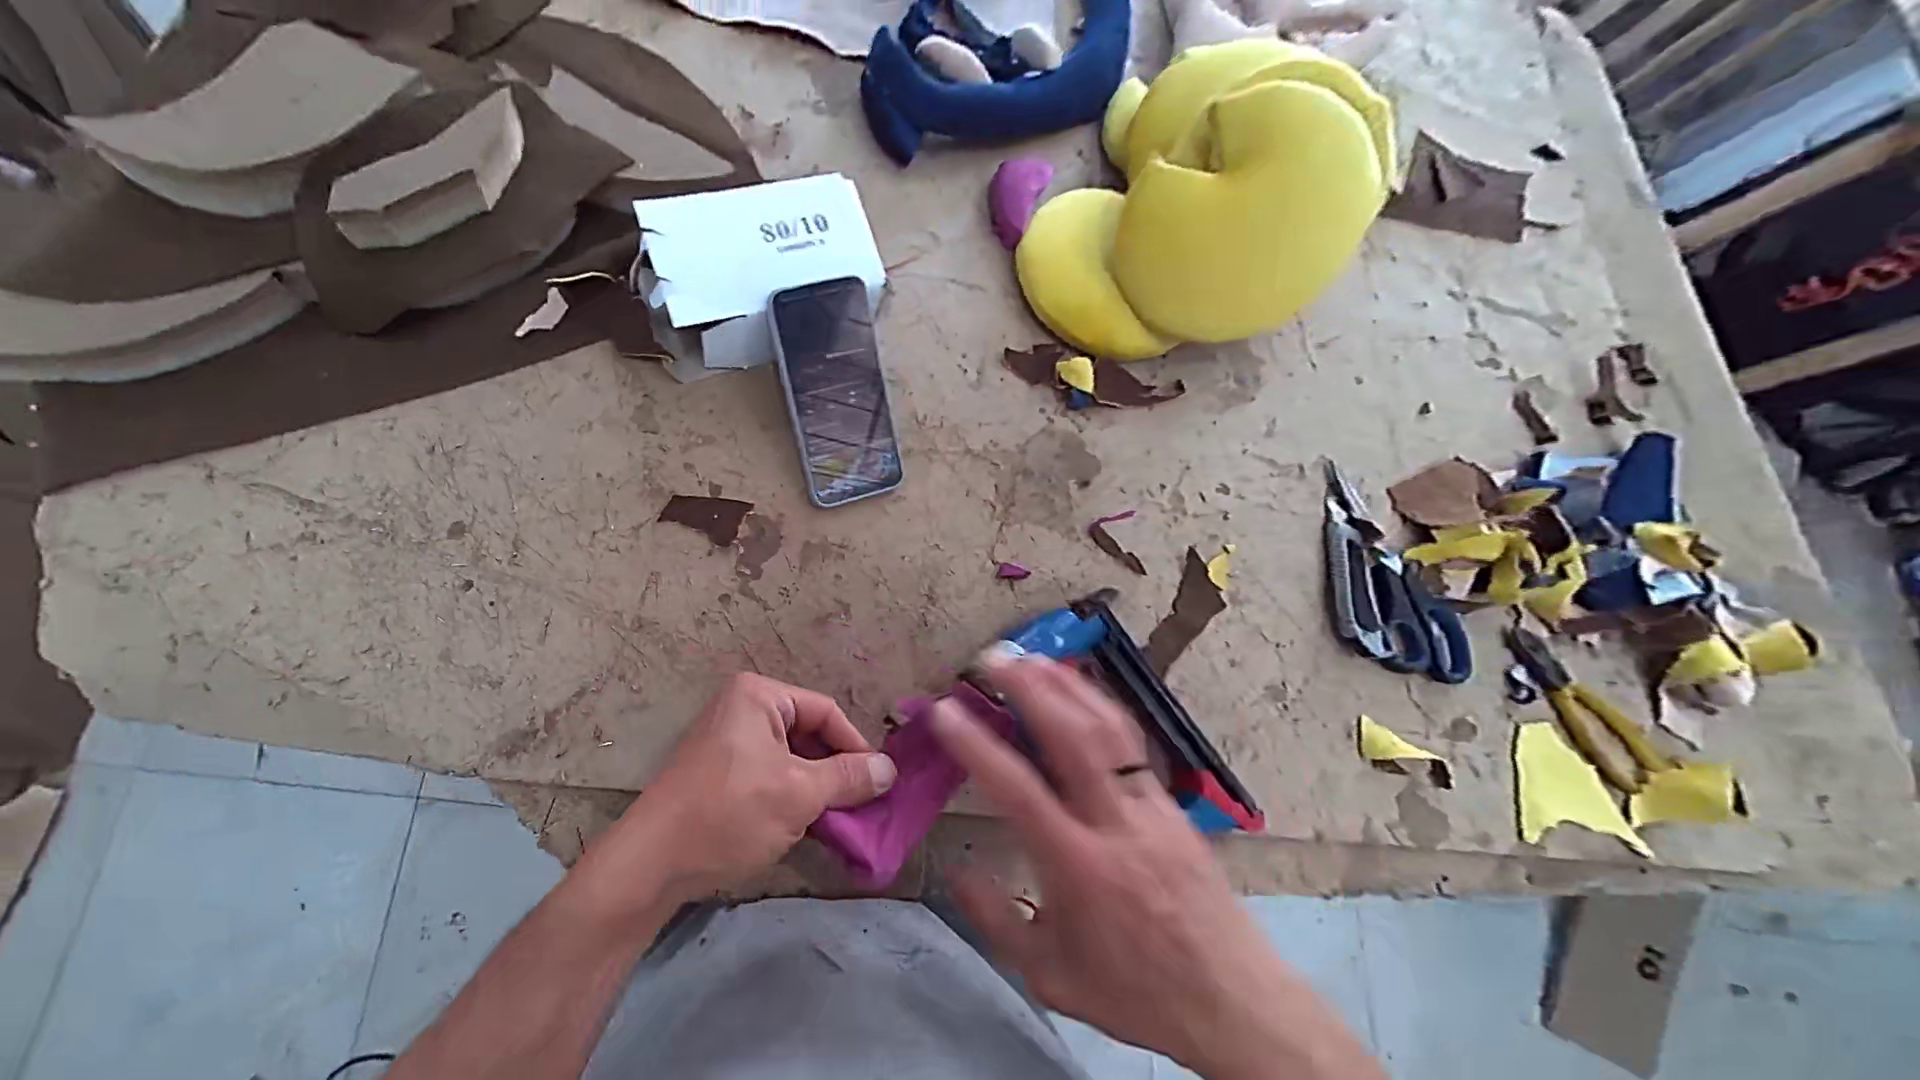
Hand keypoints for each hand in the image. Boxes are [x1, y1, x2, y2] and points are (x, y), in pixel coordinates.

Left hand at [580, 674, 896, 908]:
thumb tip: (890, 770)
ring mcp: (726, 740)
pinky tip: (802, 824)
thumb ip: (849, 778)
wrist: (649, 866)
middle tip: (858, 804)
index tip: (878, 783)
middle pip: (809, 733)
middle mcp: (742, 707)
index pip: (826, 712)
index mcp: (759, 695)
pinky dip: (790, 795)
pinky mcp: (717, 772)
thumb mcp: (799, 794)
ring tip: (834, 818)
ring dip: (815, 787)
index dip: (855, 747)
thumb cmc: (729, 813)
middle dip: (834, 770)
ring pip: (791, 757)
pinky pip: (769, 773)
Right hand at [932, 655, 1379, 1079]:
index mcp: (1079, 867)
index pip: (1018, 790)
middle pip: (1072, 738)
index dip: (977, 745)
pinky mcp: (1171, 803)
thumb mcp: (1050, 974)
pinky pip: (1133, 744)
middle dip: (1030, 689)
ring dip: (1068, 686)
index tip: (946, 711)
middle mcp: (1115, 823)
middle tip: (995, 658)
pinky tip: (1084, 691)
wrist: (1232, 1000)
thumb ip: (997, 920)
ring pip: (1108, 729)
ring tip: (1035, 657)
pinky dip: (1102, 707)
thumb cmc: (1134, 992)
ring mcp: (1150, 806)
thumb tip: (957, 871)